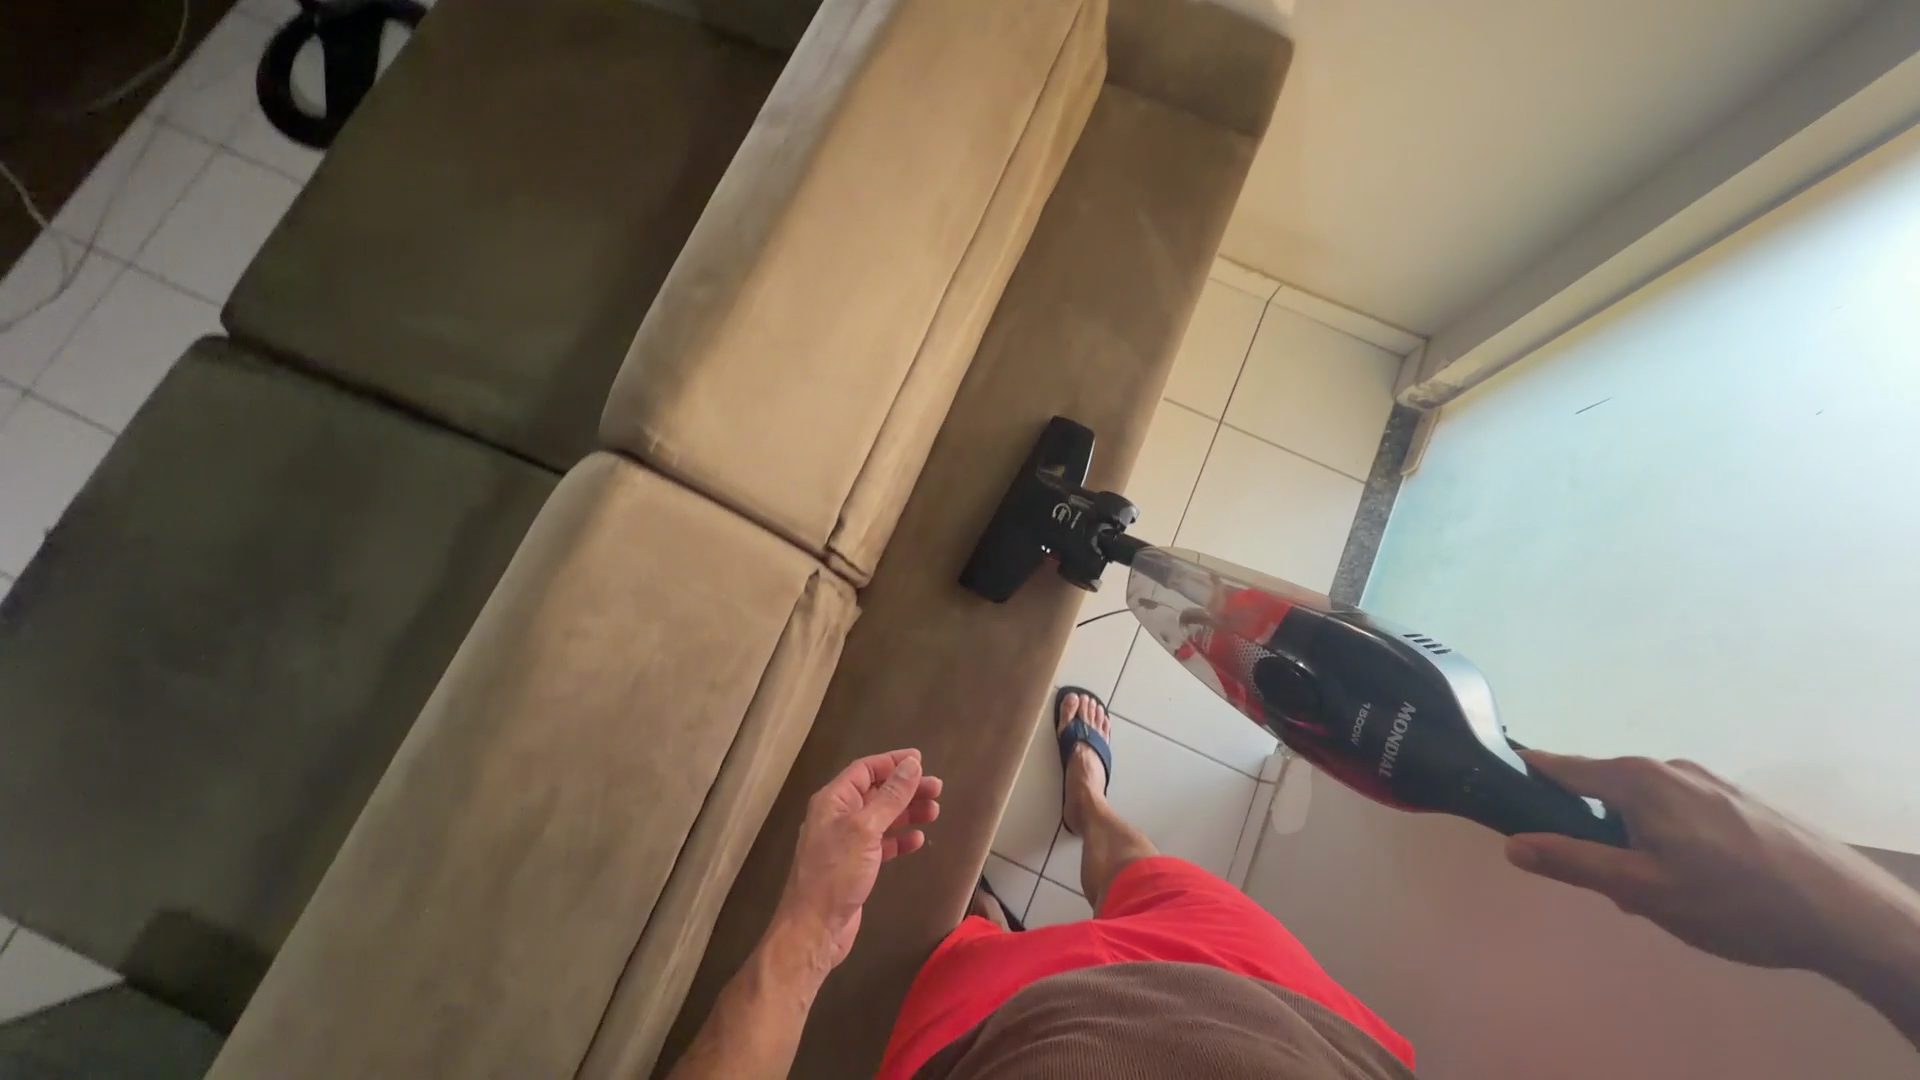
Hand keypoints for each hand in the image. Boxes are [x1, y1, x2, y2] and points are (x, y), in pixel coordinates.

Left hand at [772, 749, 941, 973]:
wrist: (814, 929)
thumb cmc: (836, 873)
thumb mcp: (866, 829)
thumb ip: (890, 796)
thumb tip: (912, 764)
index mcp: (833, 800)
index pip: (865, 770)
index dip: (892, 762)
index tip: (920, 760)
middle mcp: (838, 816)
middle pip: (876, 792)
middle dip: (906, 788)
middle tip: (936, 788)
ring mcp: (846, 842)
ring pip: (881, 817)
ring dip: (907, 812)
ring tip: (934, 811)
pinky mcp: (855, 865)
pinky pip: (881, 843)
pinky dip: (899, 839)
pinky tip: (918, 839)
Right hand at [1507, 751, 1919, 976]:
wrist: (1859, 921)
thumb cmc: (1735, 901)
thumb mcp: (1640, 889)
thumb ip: (1571, 862)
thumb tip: (1511, 845)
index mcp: (1634, 779)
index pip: (1556, 766)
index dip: (1525, 779)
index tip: (1505, 798)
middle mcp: (1667, 767)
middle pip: (1601, 787)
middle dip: (1590, 827)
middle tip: (1605, 878)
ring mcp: (1711, 782)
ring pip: (1644, 803)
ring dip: (1633, 836)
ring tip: (1660, 888)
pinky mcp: (1744, 802)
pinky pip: (1682, 810)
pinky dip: (1671, 836)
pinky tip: (1701, 879)